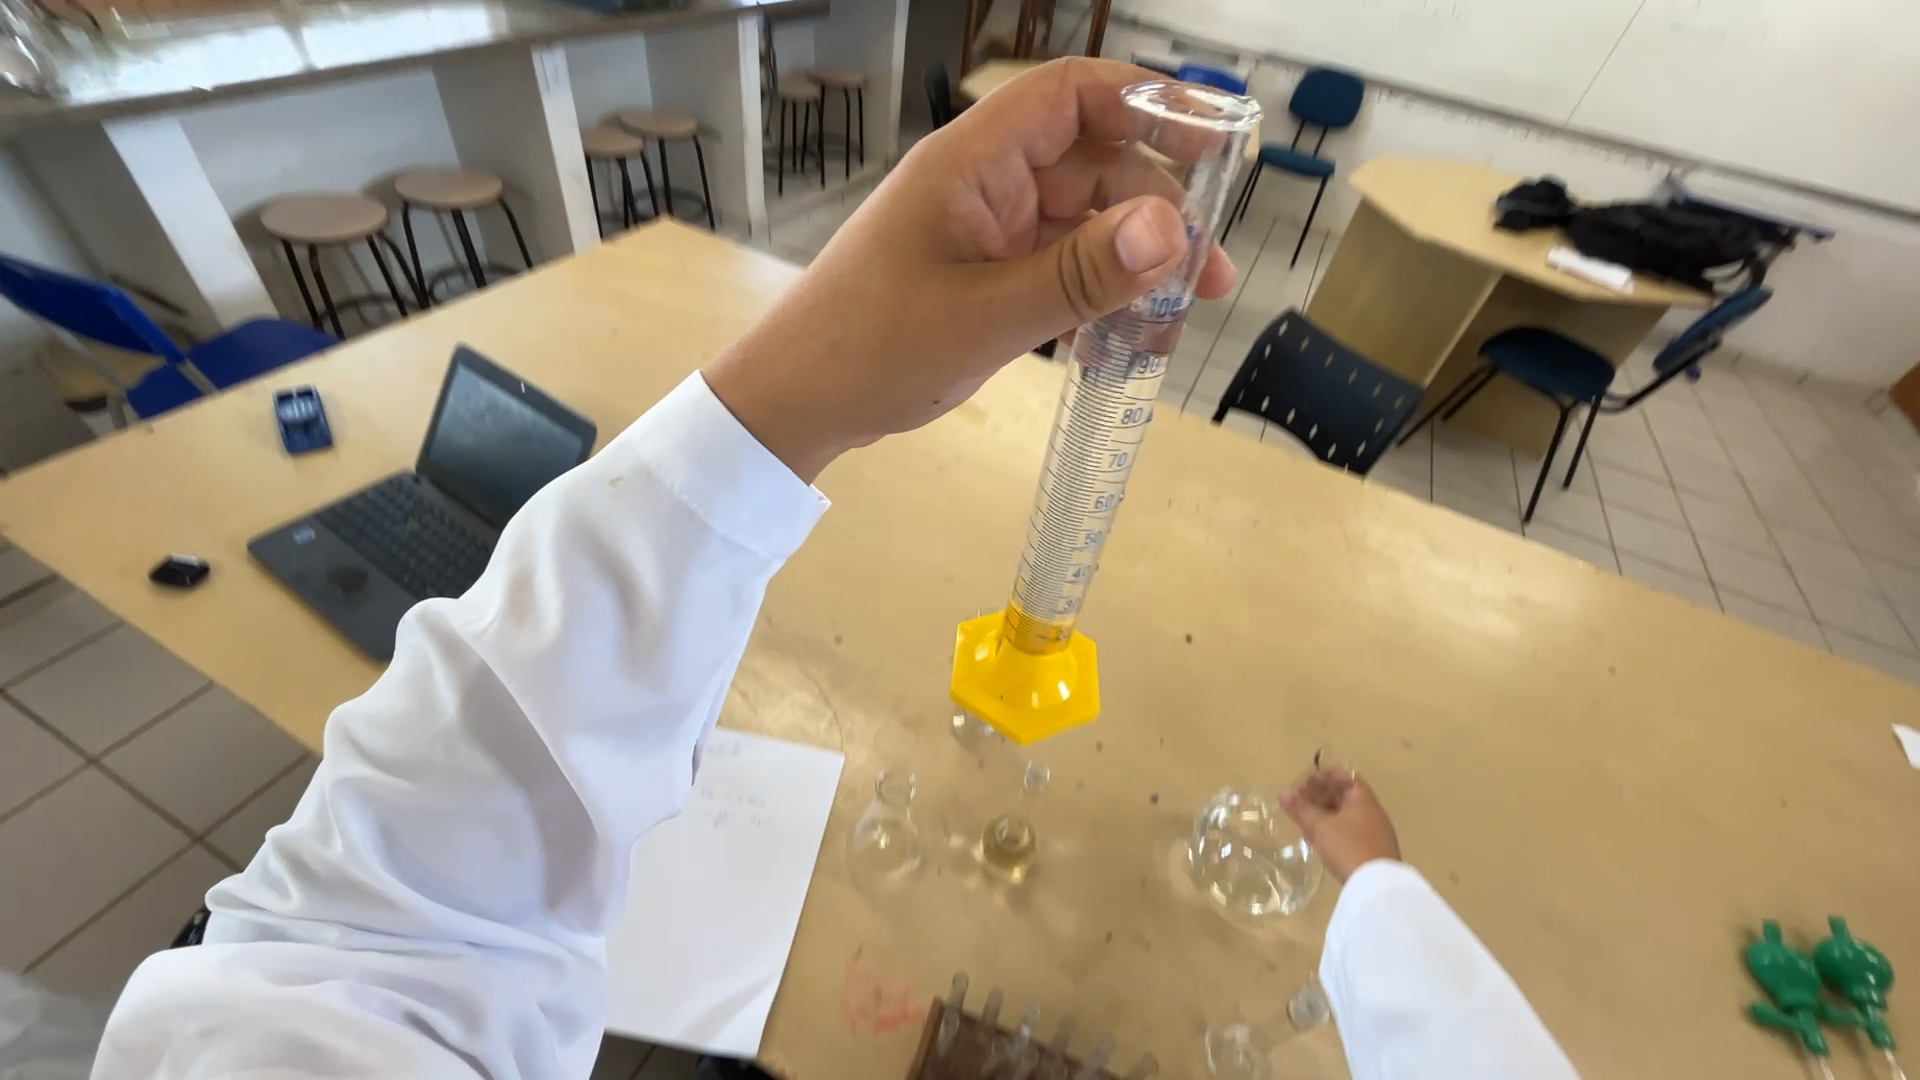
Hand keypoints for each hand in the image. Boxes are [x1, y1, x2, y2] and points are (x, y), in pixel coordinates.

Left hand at [705, 58, 1238, 481]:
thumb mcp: (985, 317)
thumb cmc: (874, 349)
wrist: (801, 402)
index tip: (1219, 144)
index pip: (1074, 97)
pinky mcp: (981, 282)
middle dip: (1156, 218)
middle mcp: (984, 187)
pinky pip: (1052, 274)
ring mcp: (982, 237)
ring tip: (1173, 323)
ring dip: (1128, 269)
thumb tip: (1171, 232)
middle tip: (1209, 277)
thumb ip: (1078, 274)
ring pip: (1077, 231)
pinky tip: (1122, 338)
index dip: (1150, 105)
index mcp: (974, 162)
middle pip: (1091, 172)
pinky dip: (1090, 300)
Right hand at [1279, 768, 1400, 883]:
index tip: (1305, 783)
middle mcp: (1372, 812)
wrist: (1377, 888)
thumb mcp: (1319, 826)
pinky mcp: (1372, 850)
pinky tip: (1319, 840)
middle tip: (1299, 802)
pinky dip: (1332, 828)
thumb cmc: (1348, 847)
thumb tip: (1283, 792)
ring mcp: (1374, 832)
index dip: (1324, 776)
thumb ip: (1300, 808)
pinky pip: (1349, 830)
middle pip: (1344, 795)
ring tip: (1304, 821)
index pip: (1345, 776)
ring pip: (1345, 814)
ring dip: (1324, 813)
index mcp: (1363, 800)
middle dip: (1319, 795)